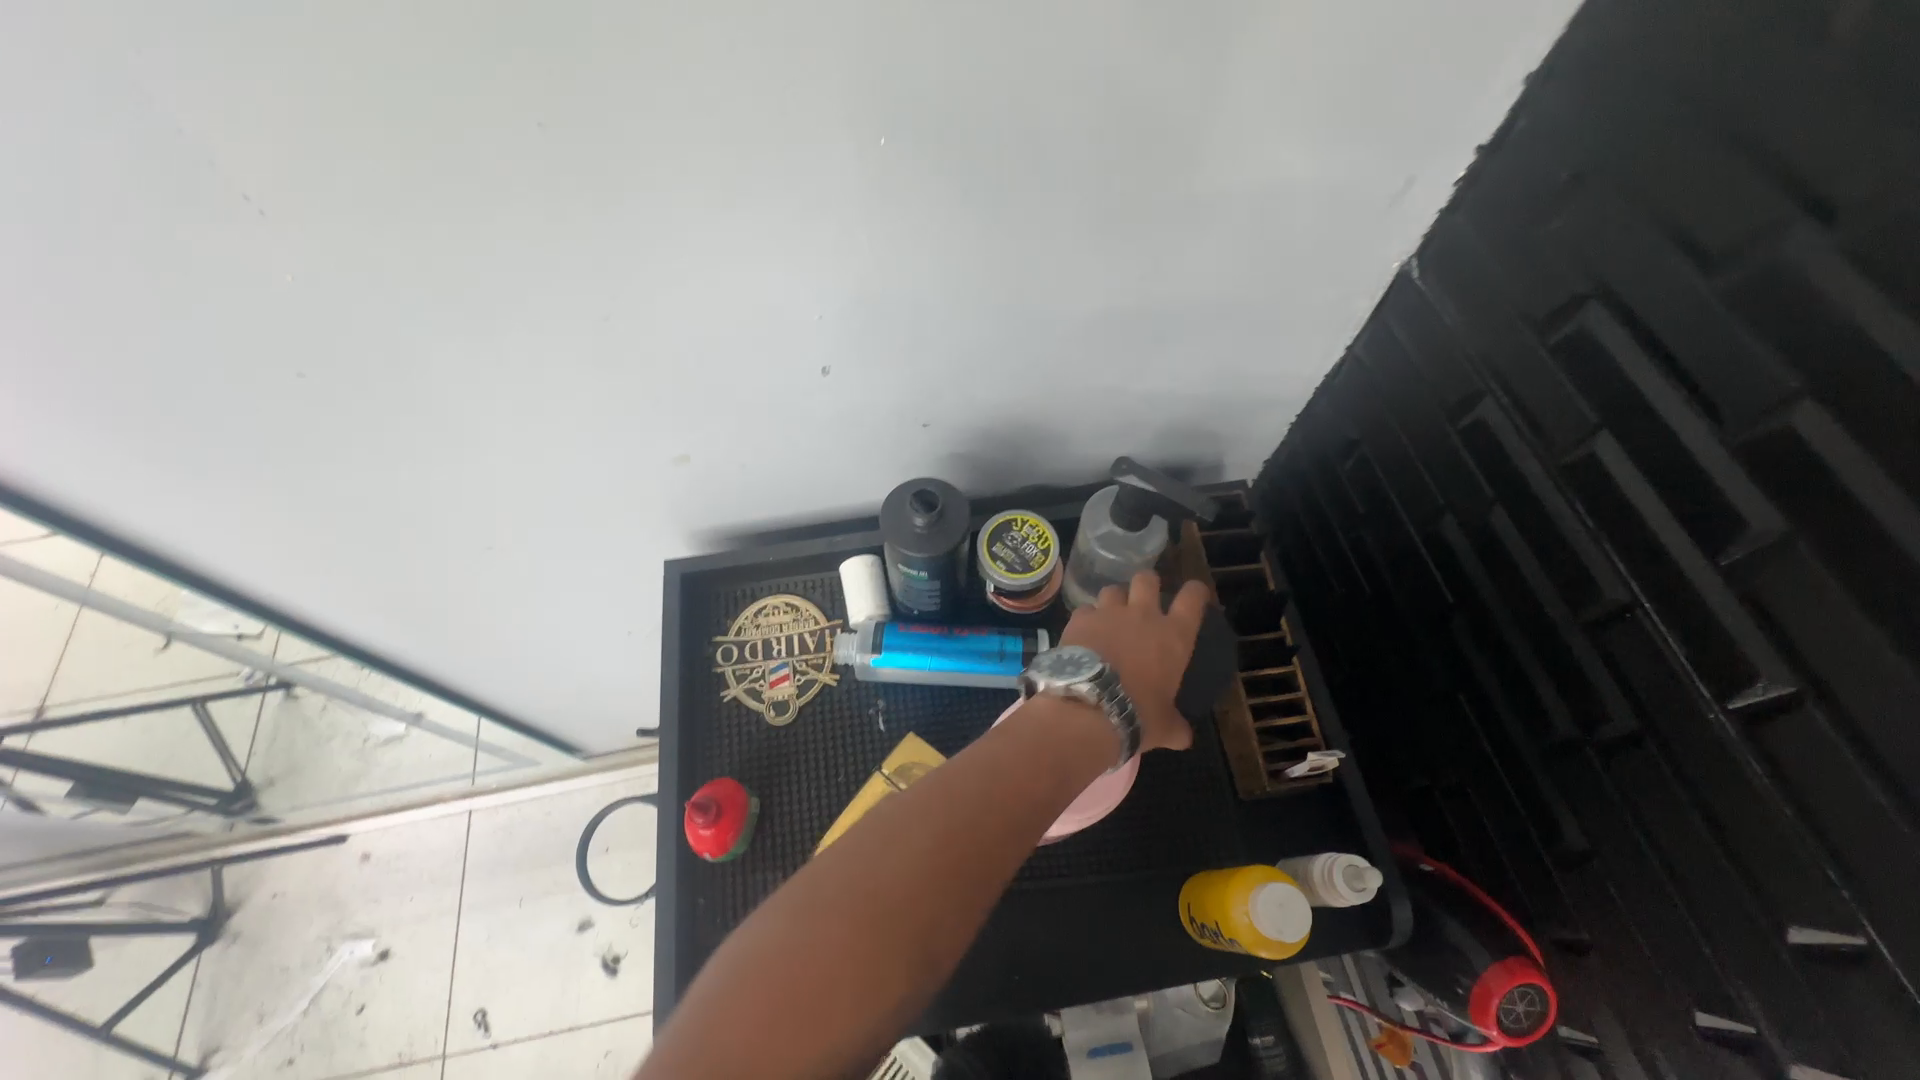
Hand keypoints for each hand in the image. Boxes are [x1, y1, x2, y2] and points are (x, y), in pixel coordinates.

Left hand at [1059, 571, 1210, 752]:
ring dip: (1113, 601)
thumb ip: (1176, 727)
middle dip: (1147, 584)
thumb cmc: (1137, 716)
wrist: (1088, 709)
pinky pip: (1085, 609)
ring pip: (1112, 590)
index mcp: (1174, 636)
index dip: (1195, 591)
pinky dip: (1086, 619)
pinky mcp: (1079, 619)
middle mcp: (1143, 616)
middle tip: (1143, 599)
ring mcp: (1108, 613)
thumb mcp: (1164, 727)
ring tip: (1109, 617)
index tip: (1193, 594)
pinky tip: (1083, 633)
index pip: (1193, 598)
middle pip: (1147, 579)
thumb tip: (1184, 739)